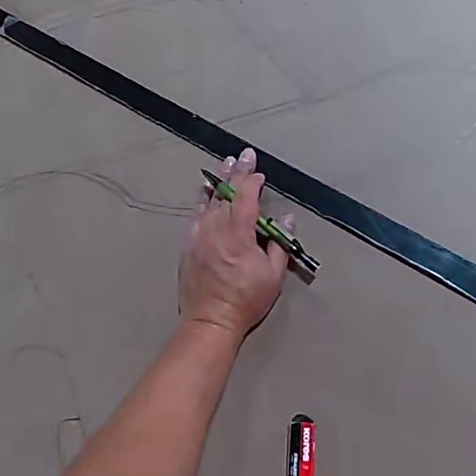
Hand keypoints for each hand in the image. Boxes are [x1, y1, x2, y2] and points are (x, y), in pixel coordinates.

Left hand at [179, 148, 290, 340]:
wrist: (210, 320)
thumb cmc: (245, 300)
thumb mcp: (273, 275)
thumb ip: (279, 243)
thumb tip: (286, 219)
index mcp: (238, 233)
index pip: (246, 196)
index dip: (252, 181)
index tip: (259, 173)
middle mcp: (216, 228)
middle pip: (227, 192)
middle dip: (237, 171)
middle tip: (243, 155)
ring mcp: (199, 235)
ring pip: (209, 200)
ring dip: (219, 181)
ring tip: (225, 165)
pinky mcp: (189, 244)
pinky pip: (197, 214)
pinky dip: (203, 200)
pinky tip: (205, 192)